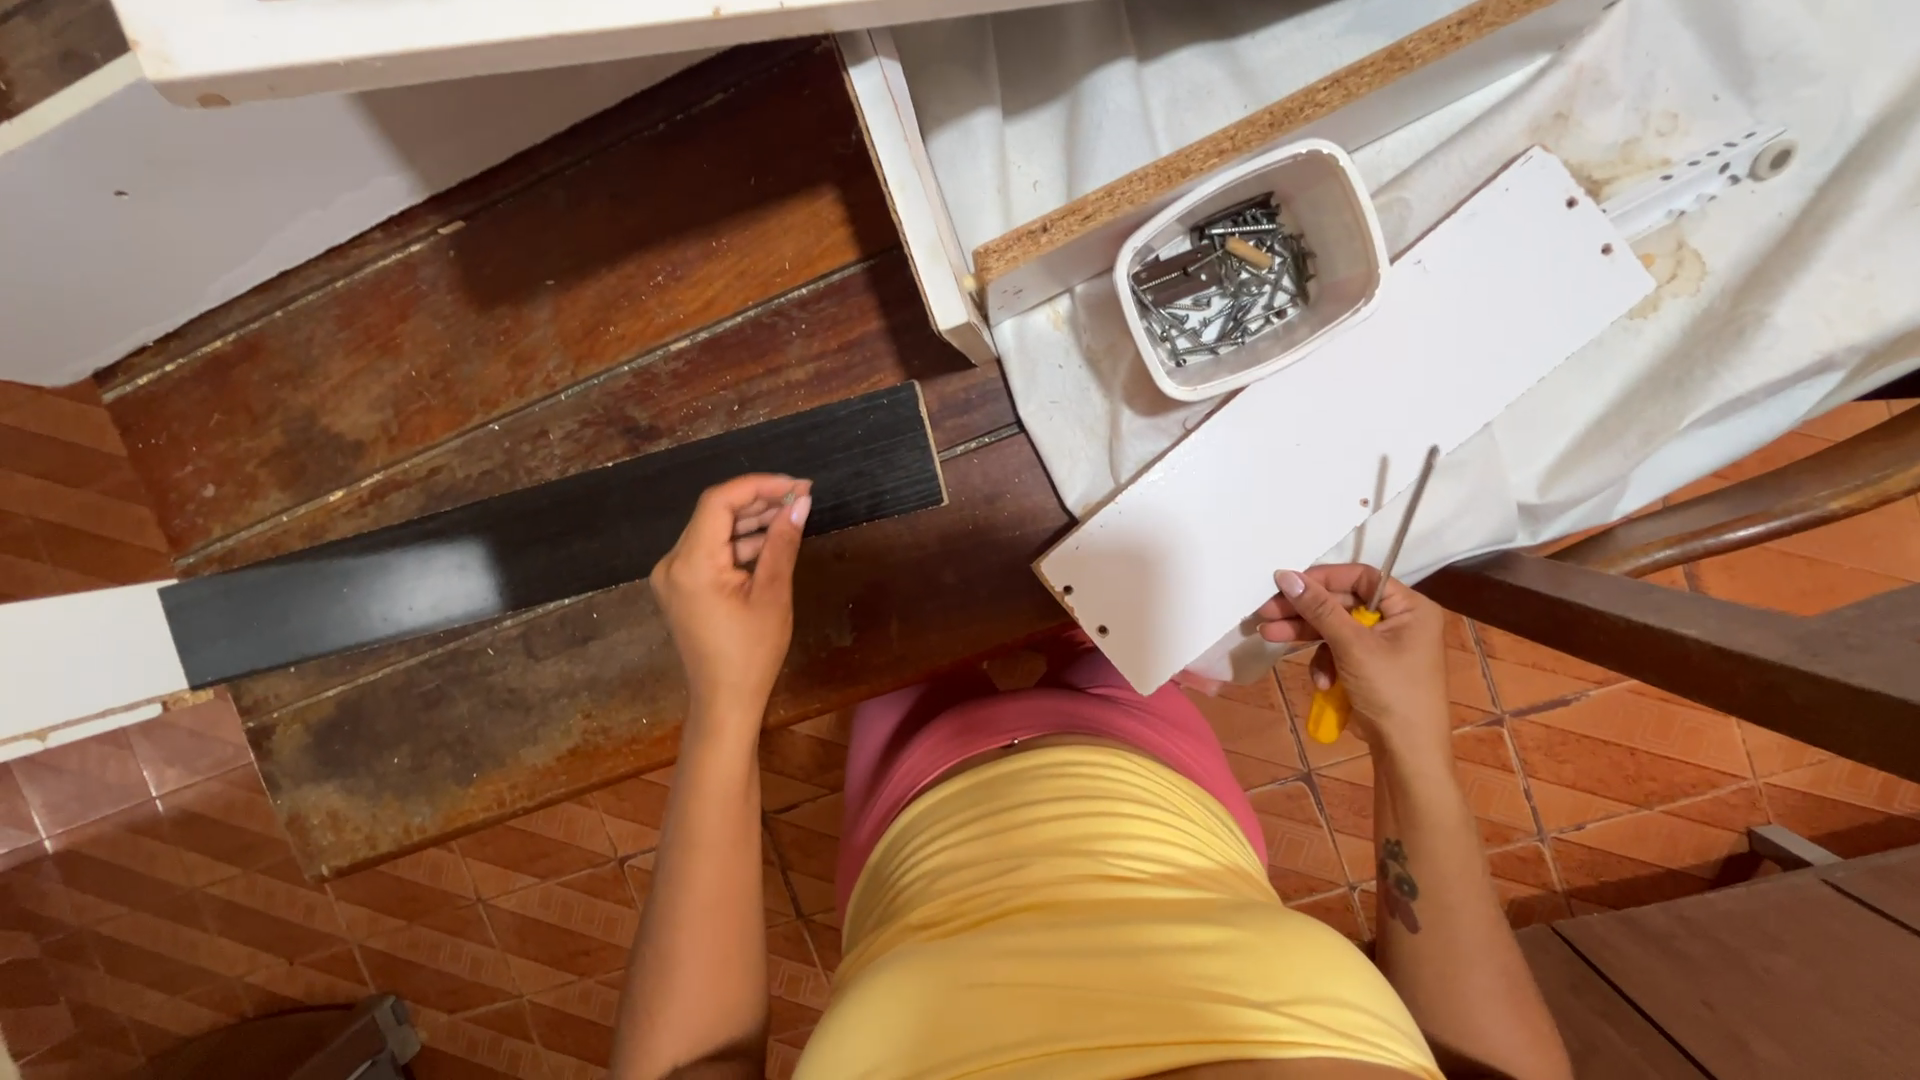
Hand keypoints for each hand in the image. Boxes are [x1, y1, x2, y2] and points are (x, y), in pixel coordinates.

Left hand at [651, 474, 811, 724]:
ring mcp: (673, 576)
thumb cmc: (752, 653)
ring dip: (751, 522)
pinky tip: (771, 540)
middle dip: (758, 501)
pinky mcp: (682, 586)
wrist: (724, 701)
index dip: (759, 486)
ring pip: (714, 531)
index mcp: (691, 564)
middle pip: (714, 514)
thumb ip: (783, 542)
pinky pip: (711, 552)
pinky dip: (739, 544)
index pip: (719, 502)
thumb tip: (801, 502)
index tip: (797, 486)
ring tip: (792, 516)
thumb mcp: (773, 594)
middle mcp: (672, 563)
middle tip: (801, 498)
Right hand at [1255, 565, 1449, 761]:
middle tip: (1266, 611)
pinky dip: (1324, 663)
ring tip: (1268, 635)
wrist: (1406, 751)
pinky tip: (1321, 682)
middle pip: (1342, 603)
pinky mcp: (1368, 666)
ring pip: (1334, 628)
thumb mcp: (1352, 645)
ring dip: (1305, 636)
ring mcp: (1383, 645)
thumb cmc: (1390, 690)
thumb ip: (1319, 608)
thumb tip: (1286, 575)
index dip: (1322, 578)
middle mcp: (1399, 620)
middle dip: (1304, 611)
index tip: (1287, 583)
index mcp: (1409, 607)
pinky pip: (1337, 651)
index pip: (1361, 577)